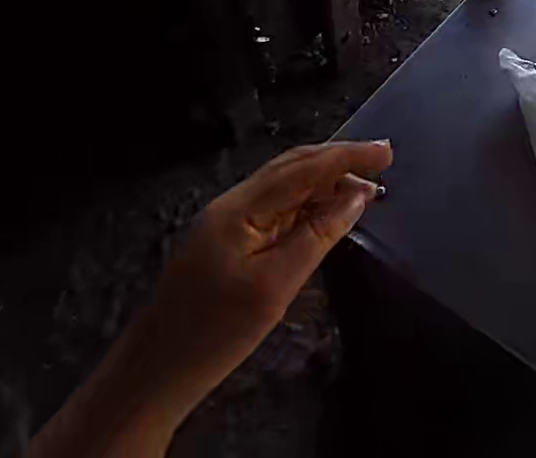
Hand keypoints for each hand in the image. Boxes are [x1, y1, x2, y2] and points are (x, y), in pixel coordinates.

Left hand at [148, 142, 391, 388]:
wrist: (148, 381)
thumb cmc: (214, 333)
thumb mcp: (276, 285)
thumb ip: (320, 234)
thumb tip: (357, 196)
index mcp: (240, 209)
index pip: (304, 168)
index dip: (349, 156)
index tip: (387, 152)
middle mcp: (234, 205)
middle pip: (294, 166)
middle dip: (340, 158)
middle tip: (382, 160)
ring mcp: (229, 222)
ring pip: (288, 184)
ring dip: (328, 179)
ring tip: (366, 187)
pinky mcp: (230, 241)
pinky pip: (280, 206)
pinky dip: (312, 200)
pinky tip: (331, 210)